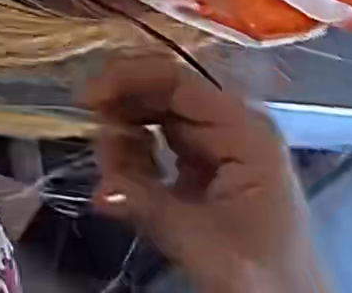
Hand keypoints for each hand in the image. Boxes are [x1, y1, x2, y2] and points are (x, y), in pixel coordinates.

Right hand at [87, 59, 327, 292]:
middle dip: (117, 112)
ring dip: (119, 139)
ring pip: (145, 115)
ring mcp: (213, 145)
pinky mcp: (197, 165)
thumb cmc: (264, 278)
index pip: (174, 78)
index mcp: (243, 131)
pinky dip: (127, 156)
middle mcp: (229, 127)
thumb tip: (100, 187)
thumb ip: (148, 206)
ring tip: (113, 176)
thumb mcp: (204, 243)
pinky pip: (148, 141)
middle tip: (90, 133)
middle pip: (154, 92)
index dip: (125, 78)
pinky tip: (123, 183)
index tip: (88, 99)